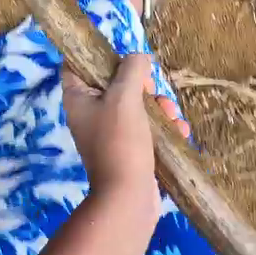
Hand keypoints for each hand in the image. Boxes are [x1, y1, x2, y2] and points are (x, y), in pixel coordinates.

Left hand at [60, 54, 180, 200]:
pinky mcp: (129, 150)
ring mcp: (109, 133)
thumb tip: (139, 58)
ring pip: (135, 105)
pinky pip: (146, 128)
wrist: (129, 199)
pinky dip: (162, 127)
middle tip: (151, 91)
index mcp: (78, 97)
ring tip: (171, 116)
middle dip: (141, 84)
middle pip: (115, 82)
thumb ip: (132, 69)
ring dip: (158, 106)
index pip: (77, 63)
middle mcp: (90, 113)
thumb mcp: (125, 96)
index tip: (121, 57)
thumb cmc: (120, 141)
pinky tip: (178, 131)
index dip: (98, 55)